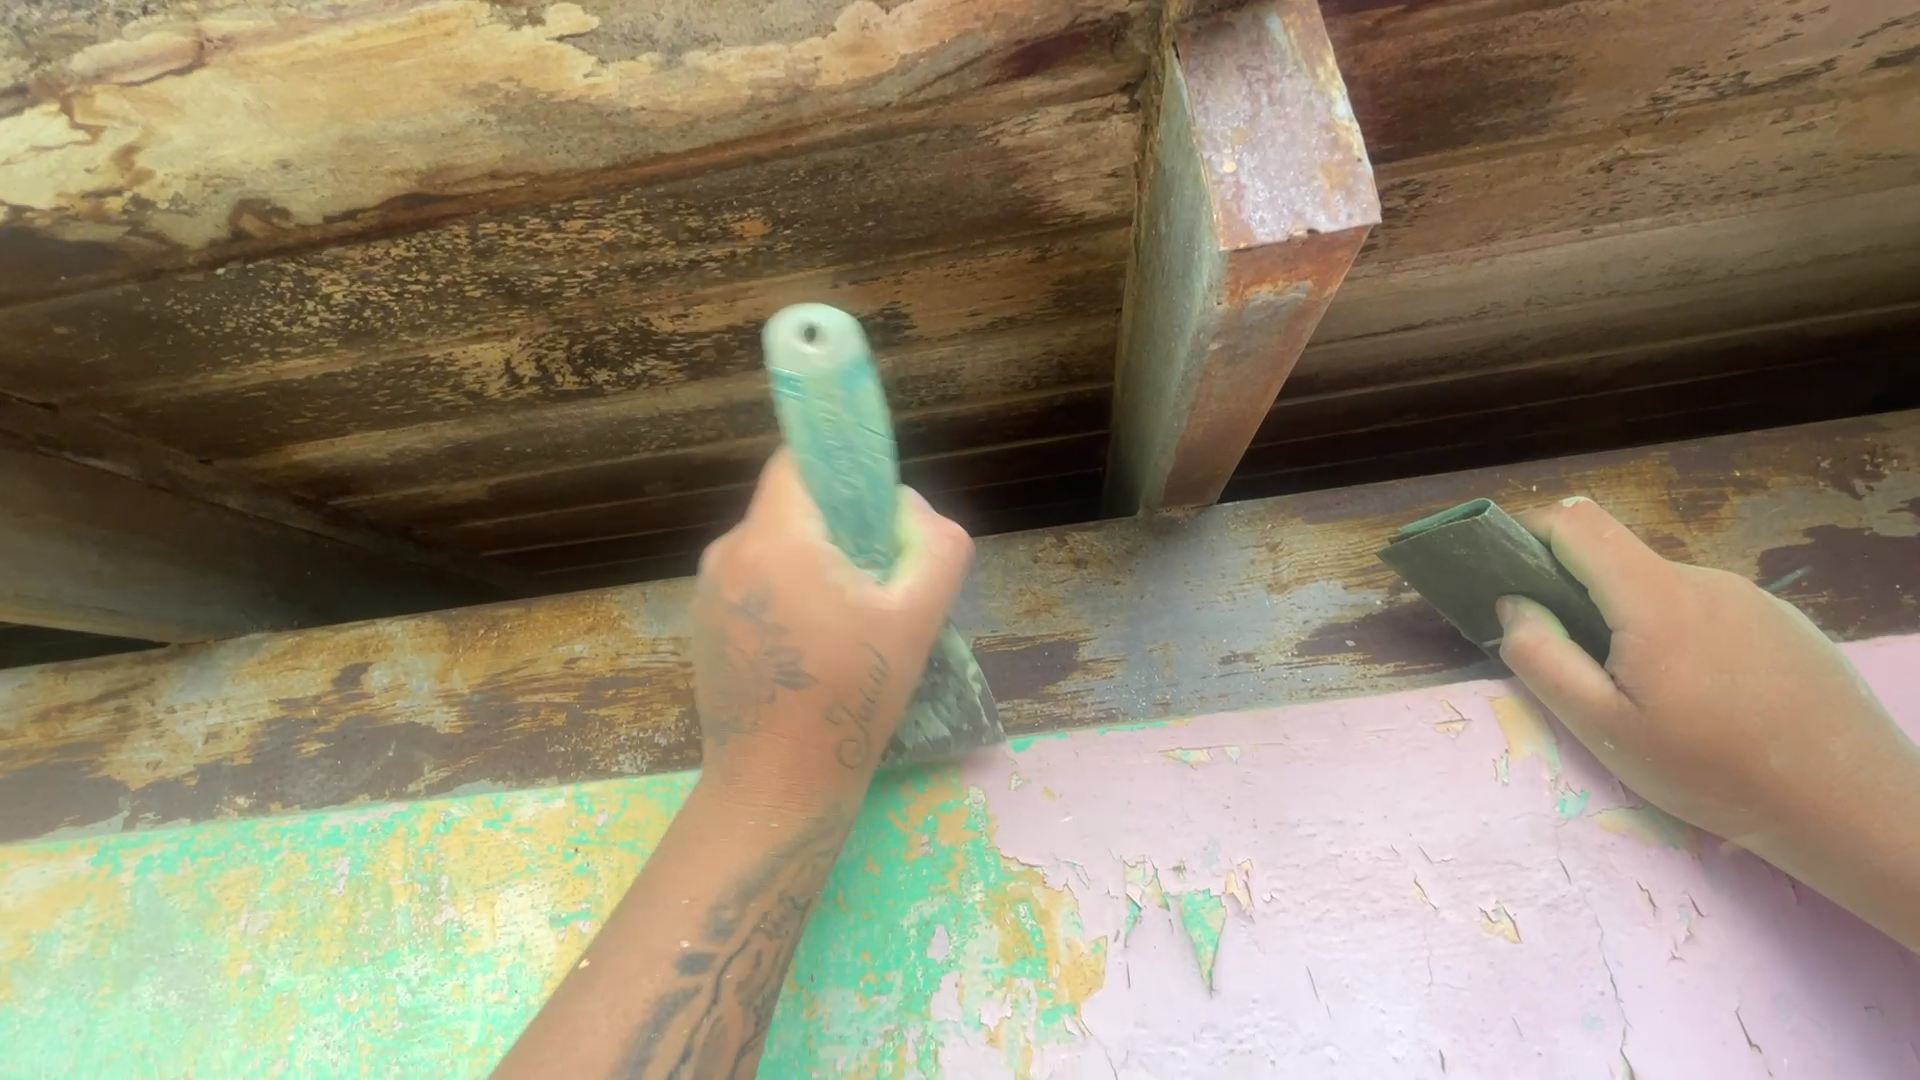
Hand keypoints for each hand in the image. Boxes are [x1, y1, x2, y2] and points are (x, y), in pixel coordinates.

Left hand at [690, 449, 973, 813]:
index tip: (876, 512)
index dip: (844, 471)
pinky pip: (754, 582)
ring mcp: (707, 592)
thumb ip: (935, 545)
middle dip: (837, 527)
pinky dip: (786, 593)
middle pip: (790, 506)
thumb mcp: (918, 618)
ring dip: (812, 563)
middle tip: (876, 580)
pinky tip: (813, 645)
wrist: (777, 786)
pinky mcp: (705, 625)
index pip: (798, 462)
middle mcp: (727, 553)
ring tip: (847, 621)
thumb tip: (907, 510)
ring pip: (773, 545)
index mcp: (772, 539)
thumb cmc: (852, 699)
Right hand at [1494, 496, 1916, 853]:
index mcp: (1657, 599)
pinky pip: (1695, 604)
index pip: (1576, 522)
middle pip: (1612, 554)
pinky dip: (1663, 627)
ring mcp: (1750, 599)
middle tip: (1561, 652)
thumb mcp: (1599, 725)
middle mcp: (1706, 581)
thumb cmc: (1713, 771)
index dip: (1528, 532)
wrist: (1858, 812)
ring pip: (1652, 583)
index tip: (1503, 573)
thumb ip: (1540, 655)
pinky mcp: (1779, 621)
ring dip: (1617, 612)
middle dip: (1568, 586)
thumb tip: (1512, 603)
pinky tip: (1688, 688)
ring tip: (1629, 682)